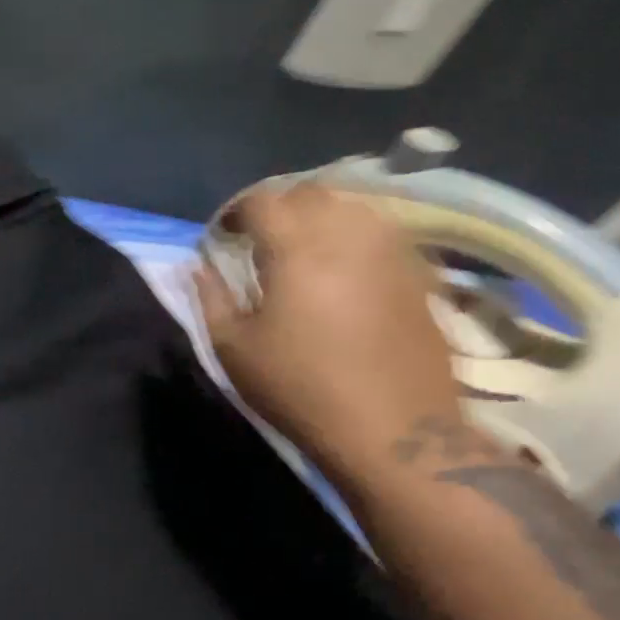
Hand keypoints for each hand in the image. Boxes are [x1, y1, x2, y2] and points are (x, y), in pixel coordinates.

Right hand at [193, 182, 460, 471]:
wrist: (394, 428)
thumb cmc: (298, 387)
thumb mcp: (233, 347)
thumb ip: (211, 297)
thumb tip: (197, 266)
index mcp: (296, 250)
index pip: (262, 201)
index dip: (234, 212)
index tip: (222, 237)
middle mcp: (350, 236)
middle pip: (312, 191)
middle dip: (280, 206)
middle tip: (259, 238)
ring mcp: (394, 251)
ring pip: (356, 205)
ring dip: (322, 215)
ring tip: (303, 248)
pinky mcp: (422, 273)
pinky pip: (386, 232)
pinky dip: (358, 236)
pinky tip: (345, 268)